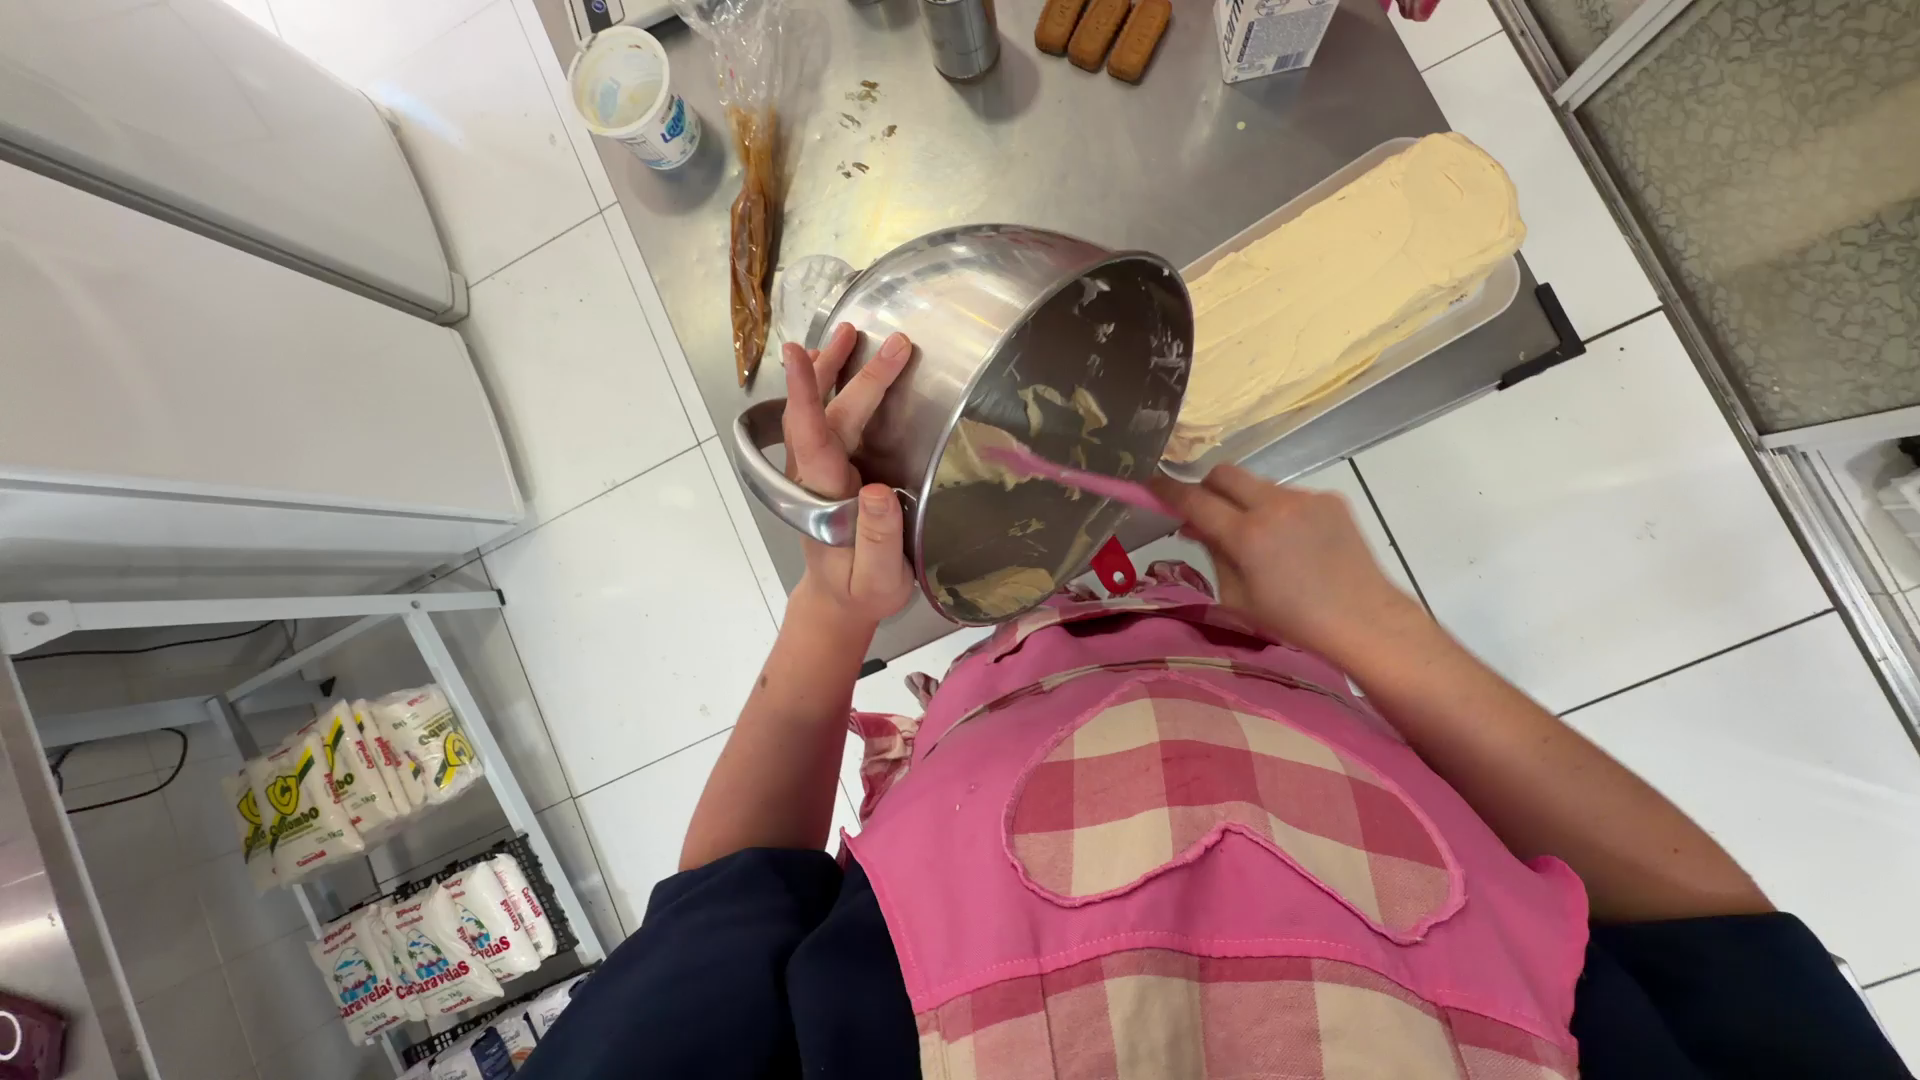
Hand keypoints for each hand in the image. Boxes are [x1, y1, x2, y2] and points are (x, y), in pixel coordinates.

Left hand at [782, 322, 915, 626]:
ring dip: (830, 369)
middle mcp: (815, 477)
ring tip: (848, 332)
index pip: (812, 440)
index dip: (804, 395)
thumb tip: (877, 490)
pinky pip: (824, 419)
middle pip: (826, 415)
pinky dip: (831, 386)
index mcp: (826, 499)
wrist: (839, 600)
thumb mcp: (879, 579)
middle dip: (854, 374)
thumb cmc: (862, 590)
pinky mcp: (828, 468)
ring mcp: (818, 470)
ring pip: (818, 411)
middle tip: (897, 343)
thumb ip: (878, 541)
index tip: (798, 354)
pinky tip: (840, 364)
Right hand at [1153, 464, 1423, 659]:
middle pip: (1224, 473)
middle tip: (1205, 512)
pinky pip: (1288, 496)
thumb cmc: (1292, 620)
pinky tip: (1293, 543)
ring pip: (1257, 485)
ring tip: (1259, 539)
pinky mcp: (1330, 499)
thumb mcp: (1236, 596)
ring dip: (1244, 502)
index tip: (1150, 483)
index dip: (1166, 490)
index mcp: (1247, 535)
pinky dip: (1277, 512)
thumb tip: (1194, 526)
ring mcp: (1306, 498)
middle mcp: (1275, 505)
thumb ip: (1212, 553)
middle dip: (1206, 486)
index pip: (1194, 500)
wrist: (1363, 618)